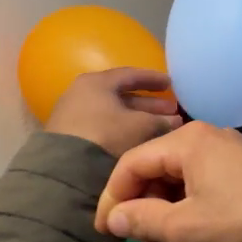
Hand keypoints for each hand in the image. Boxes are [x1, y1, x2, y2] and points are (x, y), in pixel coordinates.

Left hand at [44, 68, 180, 156]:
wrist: (66, 167)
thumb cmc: (107, 136)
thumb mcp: (141, 126)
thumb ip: (161, 120)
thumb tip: (176, 121)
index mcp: (97, 82)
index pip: (131, 74)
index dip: (154, 79)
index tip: (171, 83)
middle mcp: (83, 92)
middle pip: (123, 94)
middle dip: (149, 103)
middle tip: (171, 109)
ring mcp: (75, 113)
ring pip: (115, 111)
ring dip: (139, 117)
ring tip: (162, 125)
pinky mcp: (72, 134)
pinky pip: (105, 124)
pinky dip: (123, 128)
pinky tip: (139, 137)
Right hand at [94, 121, 241, 241]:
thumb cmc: (240, 225)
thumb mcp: (184, 228)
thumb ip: (141, 219)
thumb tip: (113, 218)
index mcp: (189, 140)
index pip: (132, 162)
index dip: (112, 197)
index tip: (105, 230)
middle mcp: (210, 136)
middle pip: (157, 167)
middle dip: (143, 207)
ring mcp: (232, 150)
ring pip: (181, 177)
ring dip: (166, 210)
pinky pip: (204, 181)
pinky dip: (189, 205)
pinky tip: (192, 233)